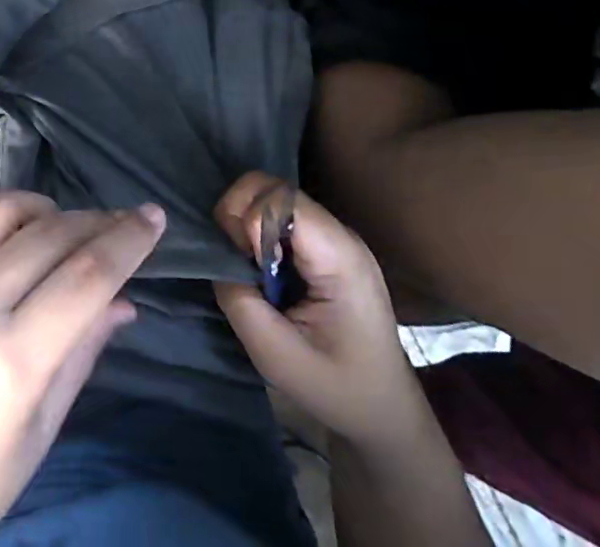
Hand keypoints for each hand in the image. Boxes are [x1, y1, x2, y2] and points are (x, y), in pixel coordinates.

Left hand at [0, 192, 164, 546]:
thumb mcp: (41, 429)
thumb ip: (83, 352)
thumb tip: (123, 301)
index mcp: (12, 356)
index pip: (87, 274)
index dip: (129, 240)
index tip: (156, 217)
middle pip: (52, 234)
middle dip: (99, 220)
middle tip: (127, 221)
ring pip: (5, 212)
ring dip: (51, 209)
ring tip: (74, 227)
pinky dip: (7, 221)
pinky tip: (24, 239)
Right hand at [212, 172, 418, 449]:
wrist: (382, 410)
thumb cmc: (336, 387)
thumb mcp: (276, 356)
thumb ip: (239, 300)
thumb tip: (217, 260)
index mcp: (338, 257)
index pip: (282, 198)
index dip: (248, 218)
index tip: (242, 260)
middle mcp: (339, 235)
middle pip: (274, 188)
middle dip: (239, 212)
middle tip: (235, 258)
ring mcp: (334, 238)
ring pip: (274, 198)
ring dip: (246, 222)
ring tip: (247, 266)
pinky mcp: (324, 246)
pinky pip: (281, 218)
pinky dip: (258, 232)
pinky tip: (261, 269)